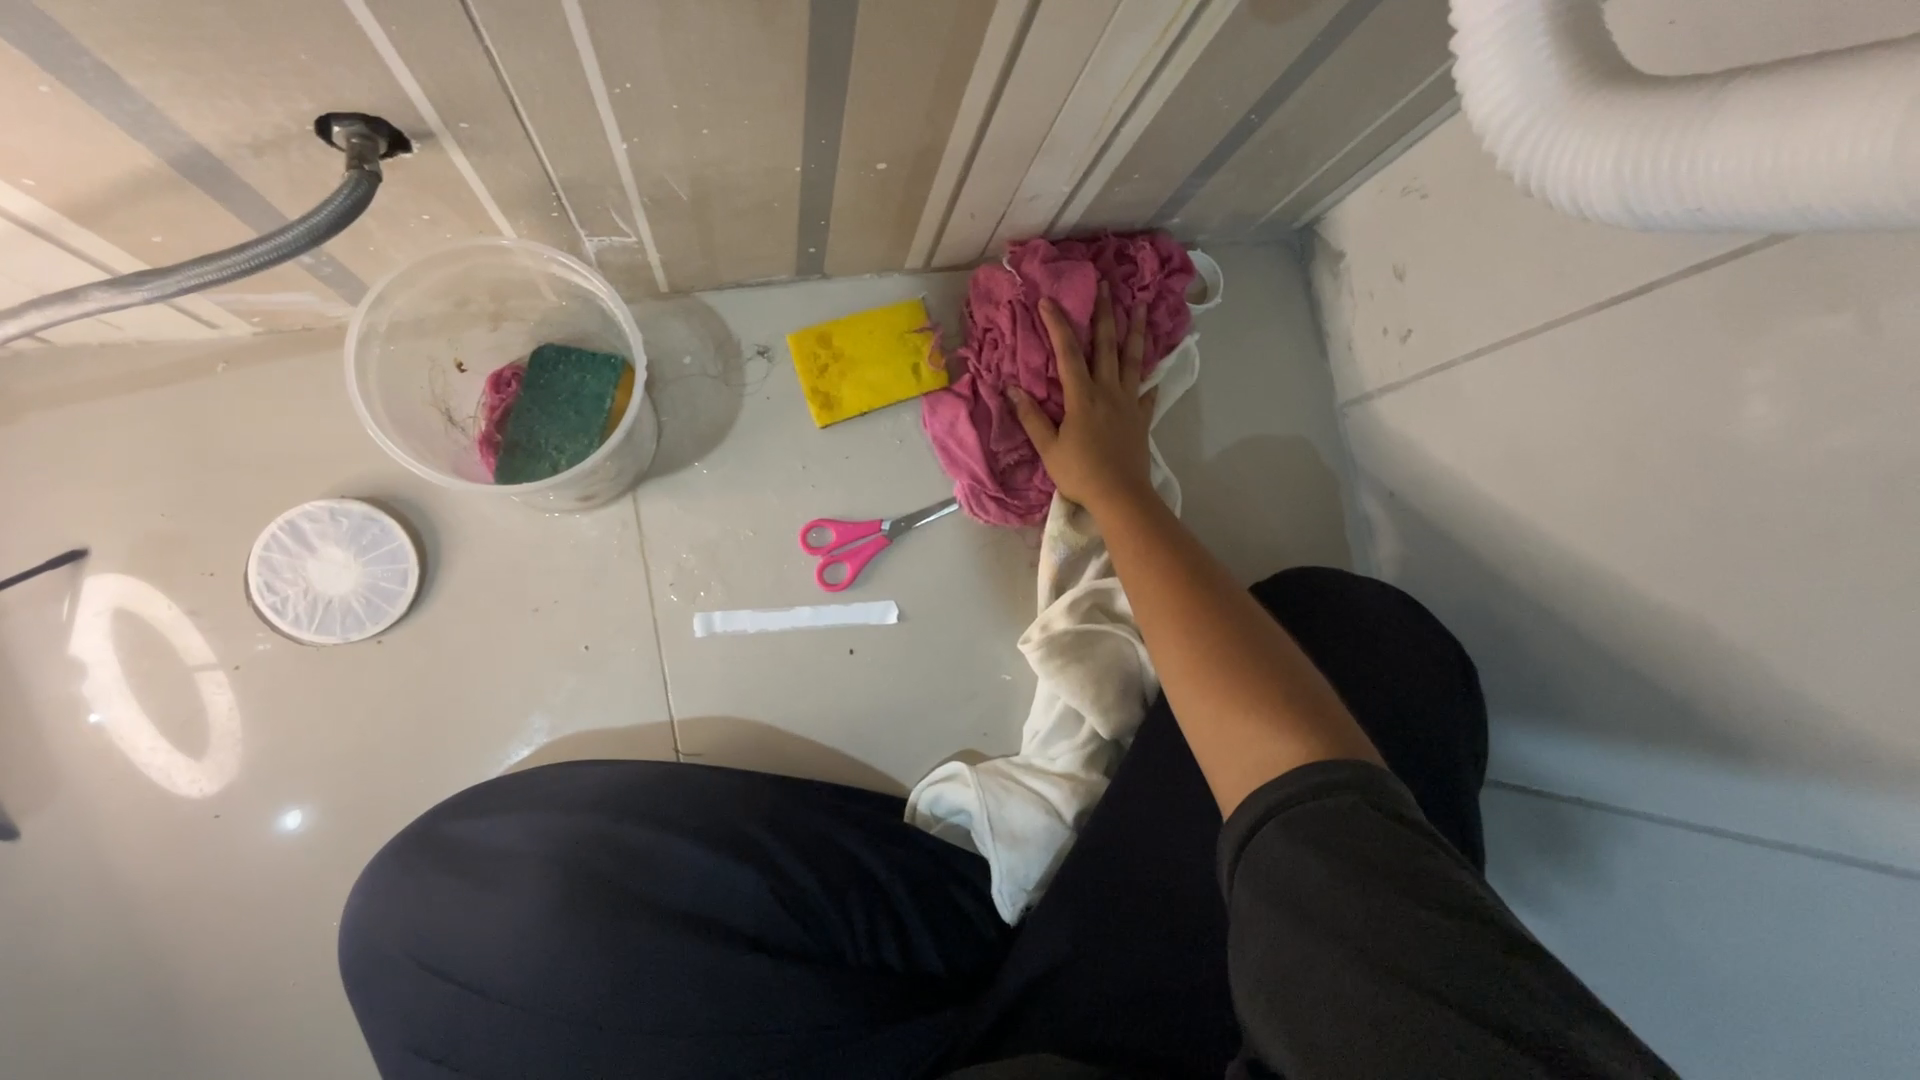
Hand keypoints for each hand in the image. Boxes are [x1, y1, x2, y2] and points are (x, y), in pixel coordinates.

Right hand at [1010, 280, 1158, 516]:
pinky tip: (1151, 372)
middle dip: (1105, 312)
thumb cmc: (1080, 473)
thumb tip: (1012, 388)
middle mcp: (1108, 391)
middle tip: (1107, 284)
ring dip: (1136, 331)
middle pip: (1106, 345)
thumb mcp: (1048, 448)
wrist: (1121, 495)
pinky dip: (1149, 380)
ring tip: (1142, 306)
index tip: (1048, 299)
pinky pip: (1147, 393)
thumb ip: (1031, 417)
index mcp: (1082, 396)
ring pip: (1133, 360)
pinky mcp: (1142, 419)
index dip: (1057, 324)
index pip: (1067, 352)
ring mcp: (1129, 403)